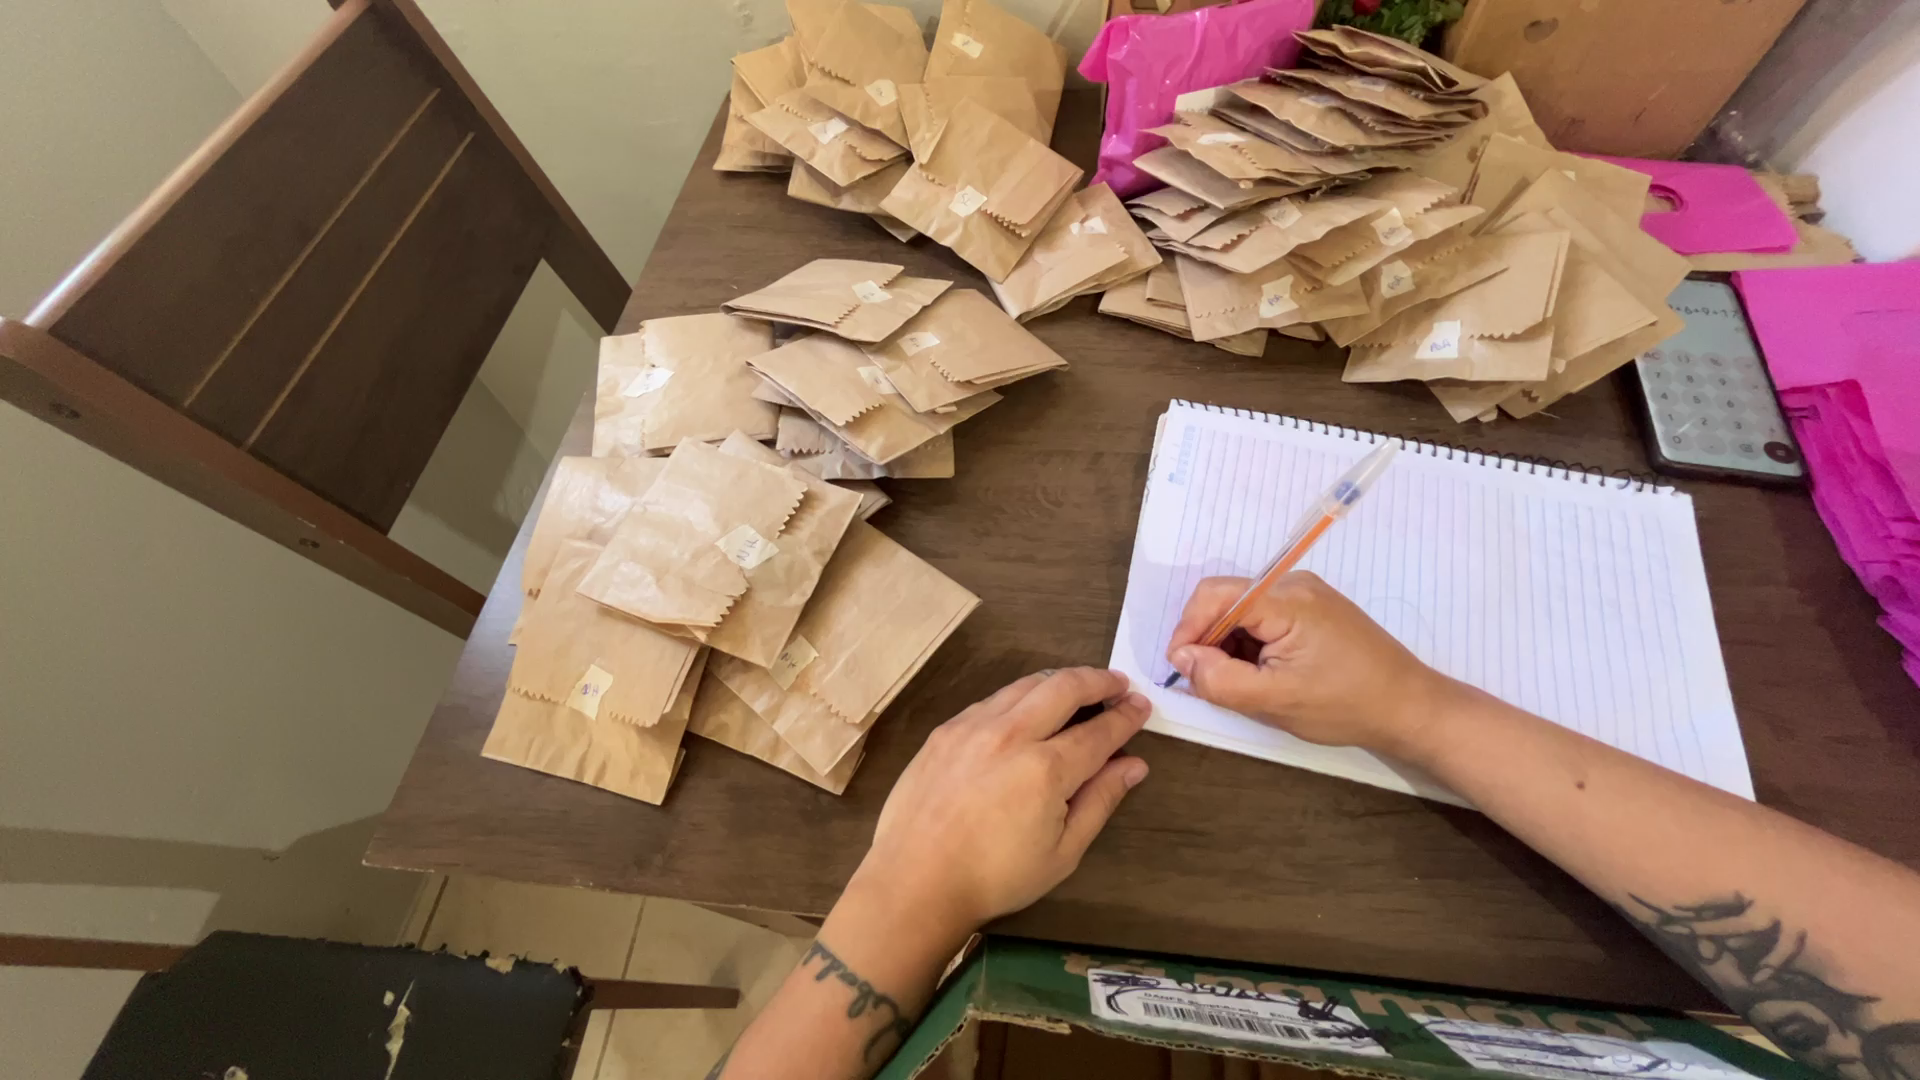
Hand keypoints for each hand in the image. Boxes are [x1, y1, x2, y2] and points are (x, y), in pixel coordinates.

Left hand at [849, 668, 1150, 943]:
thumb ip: (1100, 800)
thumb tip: (1134, 764)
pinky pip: (993, 699)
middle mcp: (1011, 734)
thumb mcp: (1062, 852)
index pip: (1099, 731)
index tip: (1142, 706)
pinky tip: (1027, 708)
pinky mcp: (947, 728)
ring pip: (1026, 684)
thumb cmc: (996, 876)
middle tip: (1118, 684)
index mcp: (1046, 769)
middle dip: (1098, 680)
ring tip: (1078, 687)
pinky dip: (1020, 695)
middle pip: (1064, 686)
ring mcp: (974, 725)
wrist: (915, 879)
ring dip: (1059, 680)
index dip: (1126, 716)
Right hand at [1167, 572, 1458, 758]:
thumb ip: (1220, 679)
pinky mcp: (1312, 609)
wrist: (1412, 709)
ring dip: (1229, 644)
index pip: (1215, 595)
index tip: (1181, 666)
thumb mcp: (1274, 700)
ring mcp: (1305, 594)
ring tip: (1240, 681)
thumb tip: (1182, 658)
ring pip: (1242, 610)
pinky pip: (1263, 617)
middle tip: (1208, 678)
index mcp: (1287, 600)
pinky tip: (1260, 673)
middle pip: (1226, 599)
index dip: (1188, 628)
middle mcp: (1293, 585)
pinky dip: (1250, 643)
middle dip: (1208, 638)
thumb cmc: (1346, 705)